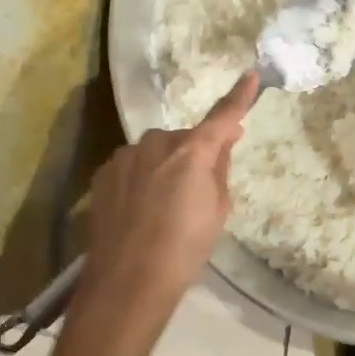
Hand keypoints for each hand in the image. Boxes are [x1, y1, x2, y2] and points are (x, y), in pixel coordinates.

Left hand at [67, 72, 259, 341]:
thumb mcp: (217, 210)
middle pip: (185, 141)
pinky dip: (142, 180)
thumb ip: (220, 169)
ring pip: (156, 153)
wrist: (128, 279)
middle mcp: (156, 142)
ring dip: (165, 168)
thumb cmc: (186, 248)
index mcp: (192, 151)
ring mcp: (125, 156)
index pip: (223, 117)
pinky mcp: (103, 173)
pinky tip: (141, 212)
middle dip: (194, 156)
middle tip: (199, 195)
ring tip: (165, 210)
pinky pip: (134, 167)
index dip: (239, 97)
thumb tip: (223, 141)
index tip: (250, 75)